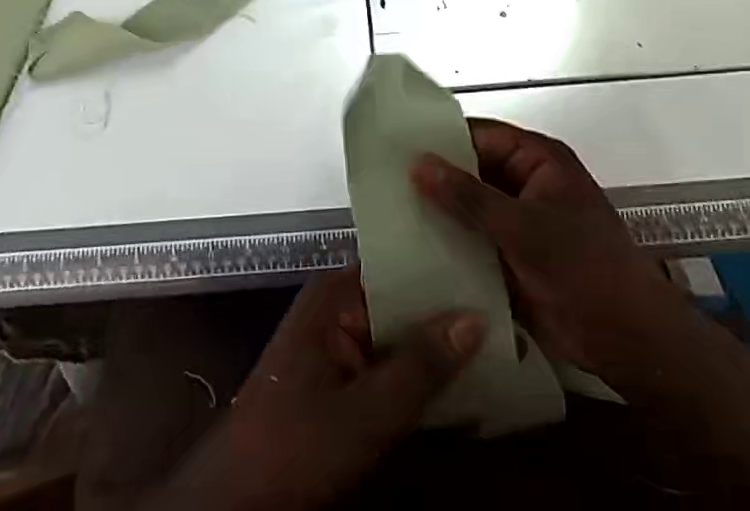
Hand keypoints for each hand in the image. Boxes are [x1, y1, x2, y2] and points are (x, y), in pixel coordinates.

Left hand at [148, 268, 484, 510]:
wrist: (238, 498)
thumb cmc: (295, 446)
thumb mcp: (366, 412)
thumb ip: (421, 365)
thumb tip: (476, 316)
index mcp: (335, 295)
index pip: (400, 263)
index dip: (446, 265)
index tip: (495, 268)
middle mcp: (337, 306)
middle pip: (403, 297)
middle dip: (451, 309)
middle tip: (512, 308)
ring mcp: (339, 340)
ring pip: (401, 330)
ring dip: (441, 342)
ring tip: (505, 338)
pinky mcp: (343, 374)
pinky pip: (391, 359)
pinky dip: (423, 369)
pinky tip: (467, 378)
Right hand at [410, 119, 691, 380]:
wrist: (628, 340)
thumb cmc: (587, 270)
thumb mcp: (524, 228)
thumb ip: (468, 196)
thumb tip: (419, 164)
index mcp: (539, 161)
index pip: (480, 135)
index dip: (441, 139)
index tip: (396, 147)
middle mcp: (527, 183)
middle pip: (471, 169)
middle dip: (434, 177)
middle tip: (384, 181)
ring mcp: (518, 220)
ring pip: (468, 205)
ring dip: (438, 210)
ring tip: (389, 211)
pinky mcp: (510, 253)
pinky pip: (472, 236)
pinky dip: (448, 239)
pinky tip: (413, 244)